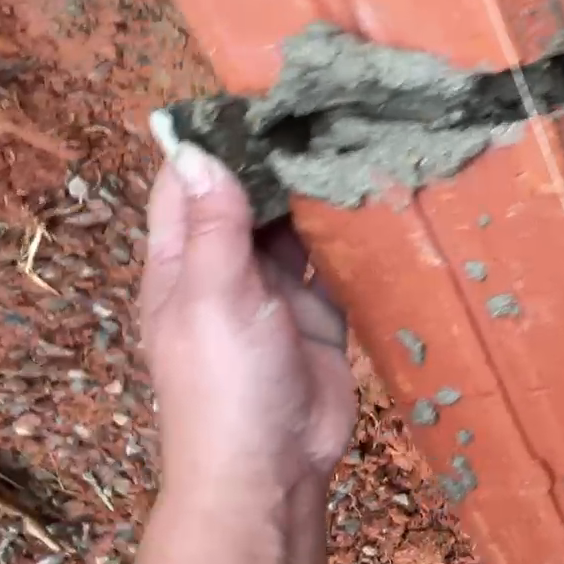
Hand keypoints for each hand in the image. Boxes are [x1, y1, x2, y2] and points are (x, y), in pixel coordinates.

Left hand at [140, 143, 354, 496]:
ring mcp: (280, 295)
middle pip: (251, 204)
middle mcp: (230, 270)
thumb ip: (214, 232)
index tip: (263, 103)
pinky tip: (379, 218)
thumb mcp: (215, 301)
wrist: (275, 460)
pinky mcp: (325, 318)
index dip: (218, 144)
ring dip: (321, 204)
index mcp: (184, 262)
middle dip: (280, 167)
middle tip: (332, 124)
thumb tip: (201, 152)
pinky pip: (338, 271)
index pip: (191, 185)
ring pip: (299, 234)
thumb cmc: (228, 383)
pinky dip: (354, 246)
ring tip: (360, 158)